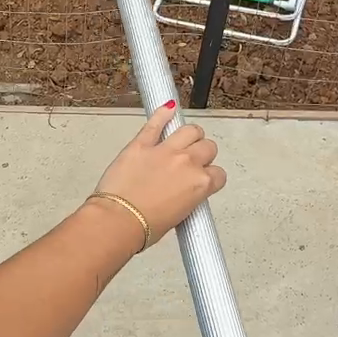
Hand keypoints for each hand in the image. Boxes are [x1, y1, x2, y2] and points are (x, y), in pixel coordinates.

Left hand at [89, 103, 226, 247]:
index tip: (202, 179)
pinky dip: (162, 114)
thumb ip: (188, 197)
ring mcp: (164, 150)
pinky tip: (167, 109)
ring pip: (190, 130)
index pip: (218, 173)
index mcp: (201, 184)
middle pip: (207, 147)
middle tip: (191, 161)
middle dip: (202, 154)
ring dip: (189, 135)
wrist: (118, 220)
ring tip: (182, 140)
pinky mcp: (141, 144)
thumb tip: (184, 192)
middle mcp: (188, 163)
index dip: (210, 176)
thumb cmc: (145, 227)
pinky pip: (155, 123)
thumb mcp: (179, 217)